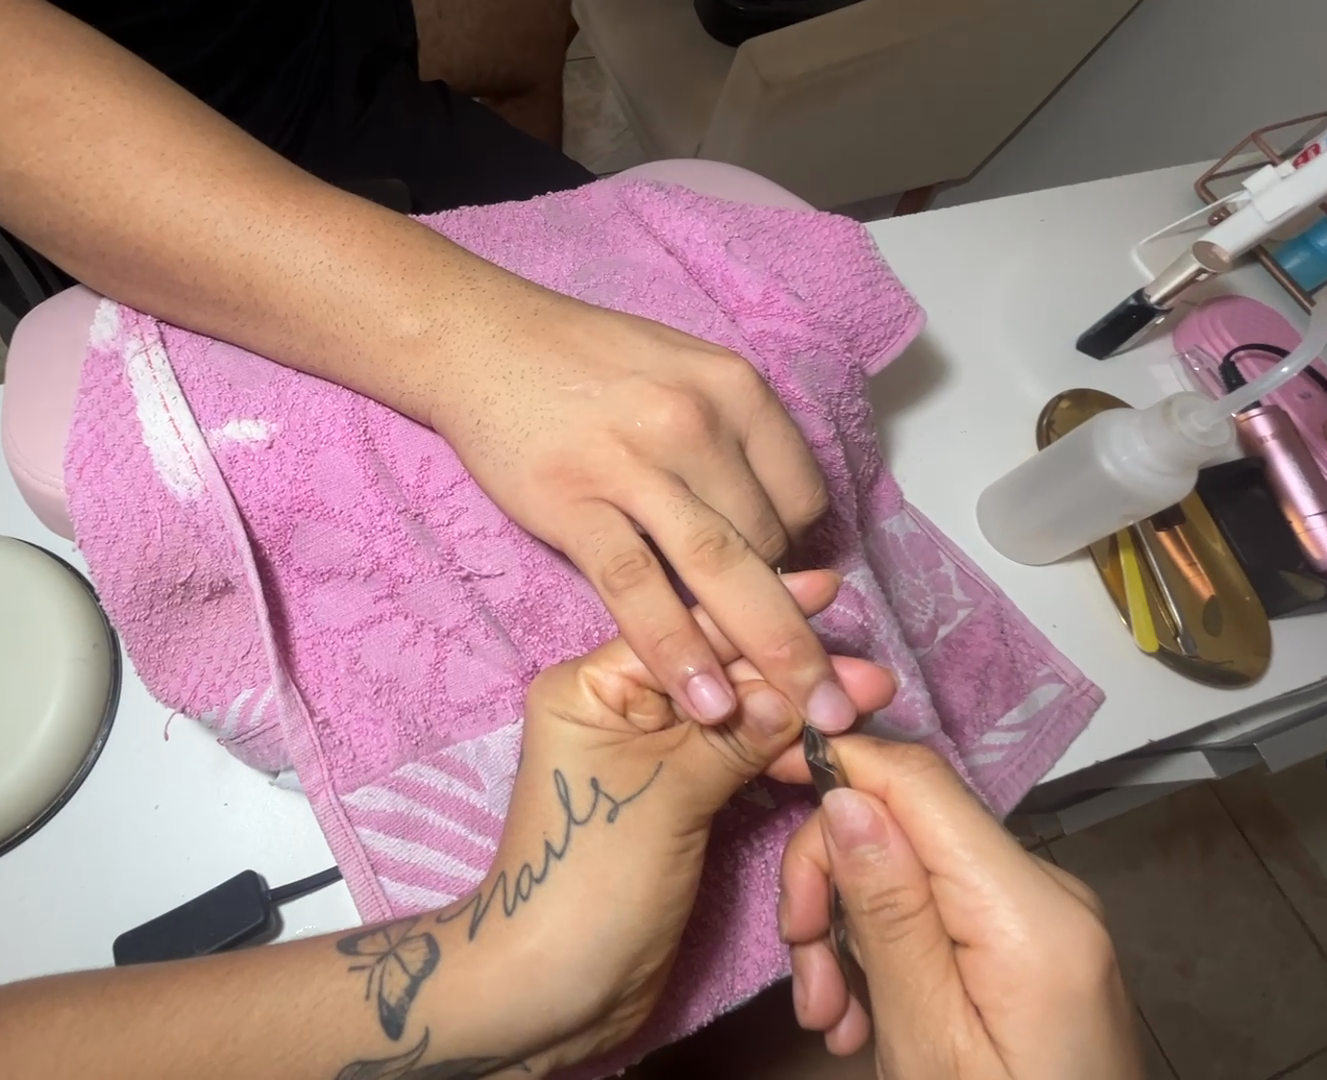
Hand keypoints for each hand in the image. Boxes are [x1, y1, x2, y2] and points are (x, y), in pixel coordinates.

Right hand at [427, 300, 849, 732]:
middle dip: (807, 630)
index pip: (797, 493)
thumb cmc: (580, 358)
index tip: (779, 594)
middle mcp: (695, 423)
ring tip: (797, 717)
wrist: (484, 343)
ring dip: (760, 648)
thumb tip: (754, 508)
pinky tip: (701, 696)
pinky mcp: (574, 504)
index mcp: (734, 388)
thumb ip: (725, 430)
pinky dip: (673, 644)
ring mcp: (633, 465)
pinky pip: (634, 584)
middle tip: (842, 703)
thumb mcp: (678, 366)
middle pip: (767, 540)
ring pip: (715, 567)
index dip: (798, 556)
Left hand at [449, 572, 896, 1071]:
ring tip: (869, 699)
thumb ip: (734, 736)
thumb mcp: (666, 795)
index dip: (755, 622)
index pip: (682, 637)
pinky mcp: (672, 788)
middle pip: (711, 671)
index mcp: (590, 685)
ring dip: (792, 710)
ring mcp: (645, 747)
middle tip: (870, 674)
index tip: (829, 596)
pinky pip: (730, 753)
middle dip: (786, 671)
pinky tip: (827, 737)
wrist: (556, 983)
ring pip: (728, 713)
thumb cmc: (592, 878)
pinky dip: (777, 748)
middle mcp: (614, 704)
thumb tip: (802, 686)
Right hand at [778, 739, 1145, 1078]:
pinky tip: (857, 1008)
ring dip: (841, 923)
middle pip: (898, 820)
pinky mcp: (1018, 939)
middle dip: (827, 876)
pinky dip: (875, 942)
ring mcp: (1032, 913)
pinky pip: (922, 903)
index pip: (916, 780)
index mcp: (1030, 912)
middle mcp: (1042, 891)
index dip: (835, 762)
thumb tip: (844, 794)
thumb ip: (887, 911)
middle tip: (798, 957)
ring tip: (827, 1007)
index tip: (764, 784)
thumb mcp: (926, 1042)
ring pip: (897, 864)